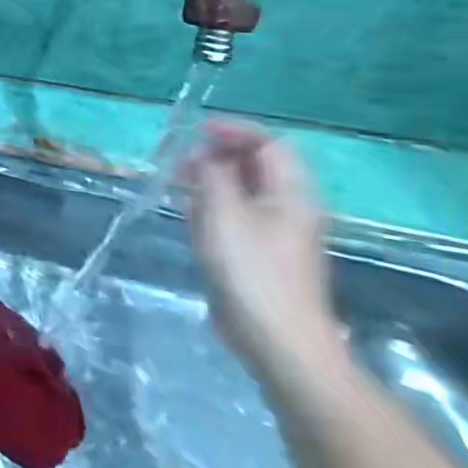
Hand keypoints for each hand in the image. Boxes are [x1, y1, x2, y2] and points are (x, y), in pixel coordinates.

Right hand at [182, 121, 341, 383]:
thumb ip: (211, 176)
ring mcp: (277, 231)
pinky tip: (188, 210)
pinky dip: (212, 201)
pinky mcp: (260, 251)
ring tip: (175, 179)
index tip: (194, 130)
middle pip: (258, 165)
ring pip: (244, 188)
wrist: (275, 336)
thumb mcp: (222, 214)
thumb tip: (202, 154)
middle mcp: (290, 208)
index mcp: (292, 195)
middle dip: (218, 153)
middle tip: (176, 156)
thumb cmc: (250, 269)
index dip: (234, 131)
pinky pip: (237, 211)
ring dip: (211, 177)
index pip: (271, 146)